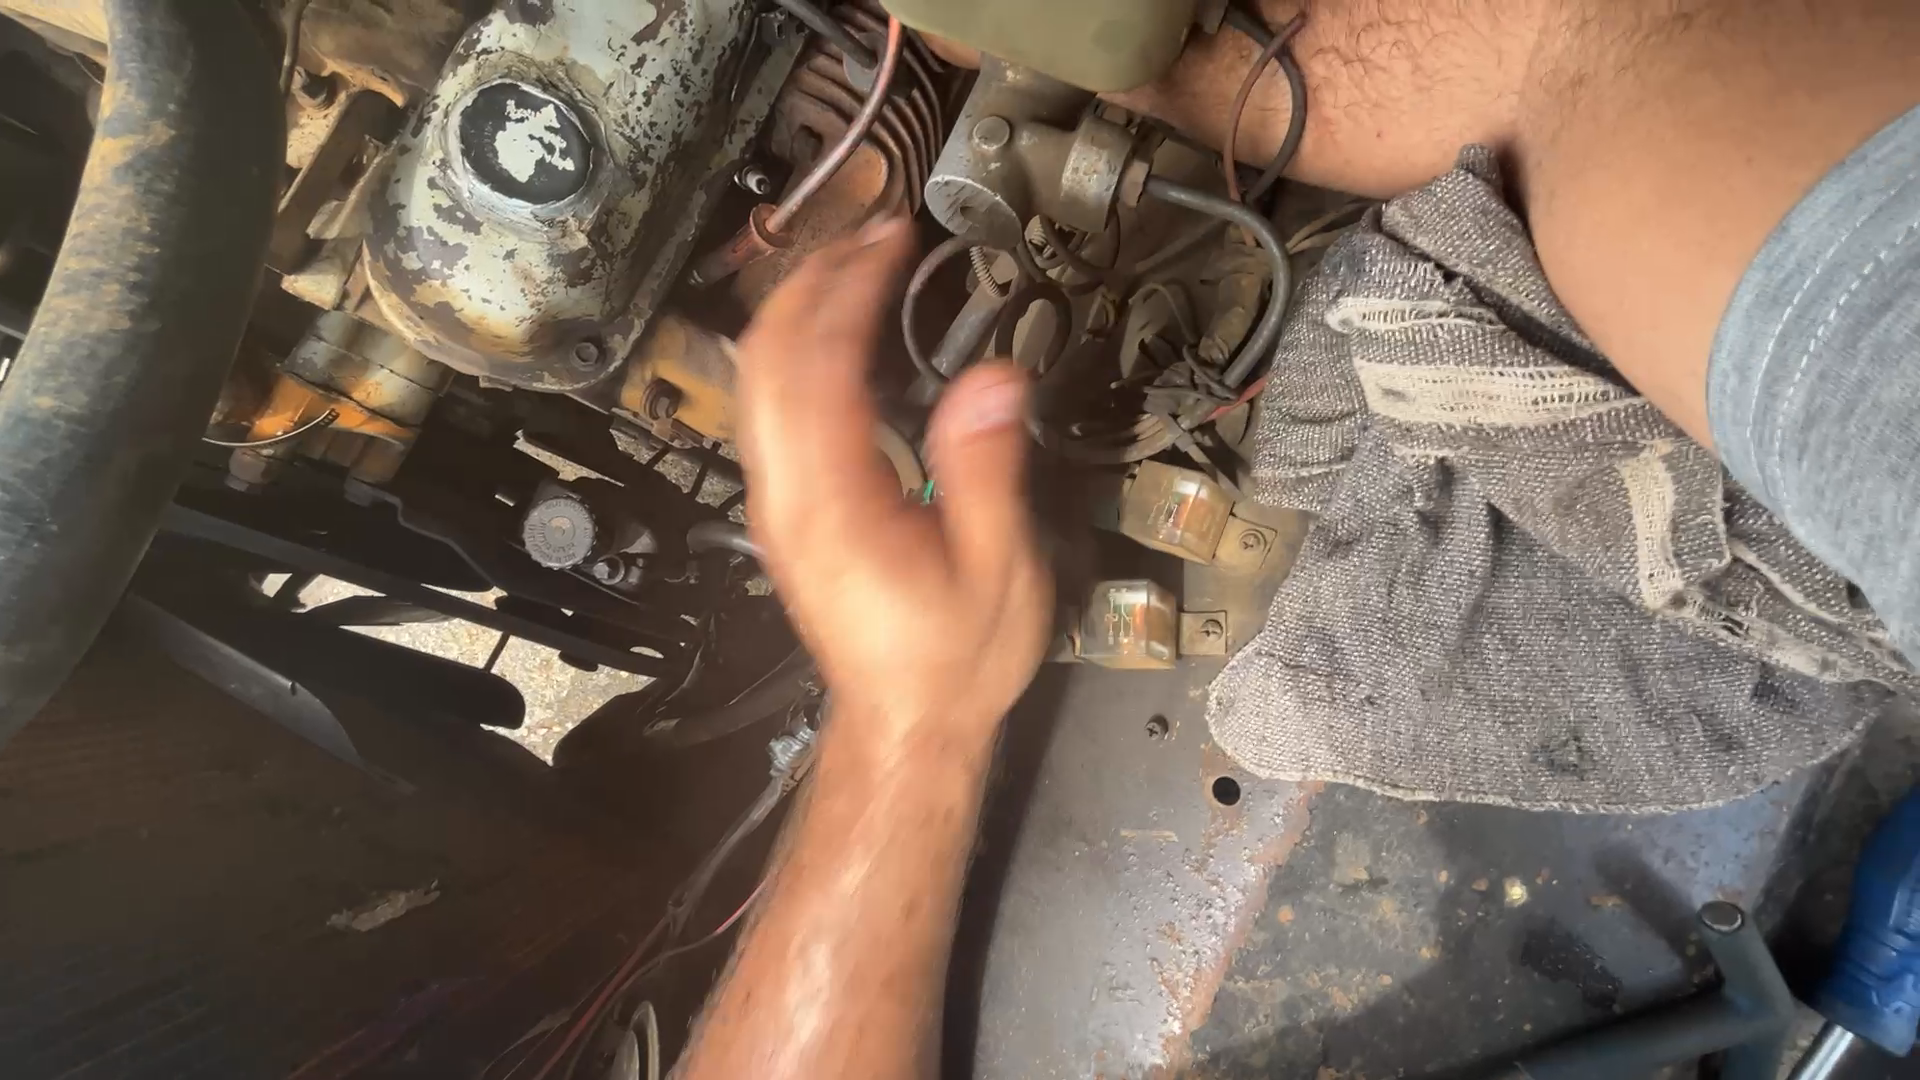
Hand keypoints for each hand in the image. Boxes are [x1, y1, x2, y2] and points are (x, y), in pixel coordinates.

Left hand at [733, 218, 1053, 742]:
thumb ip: (988, 469)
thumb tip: (996, 379)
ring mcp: (778, 506)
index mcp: (836, 507)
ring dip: (798, 312)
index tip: (889, 241)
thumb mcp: (996, 573)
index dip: (849, 288)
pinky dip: (796, 358)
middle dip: (813, 281)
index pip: (818, 366)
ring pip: (758, 381)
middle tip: (870, 237)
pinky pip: (773, 413)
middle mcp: (788, 499)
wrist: (905, 719)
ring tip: (853, 269)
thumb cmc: (951, 660)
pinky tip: (834, 341)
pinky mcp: (788, 513)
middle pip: (767, 359)